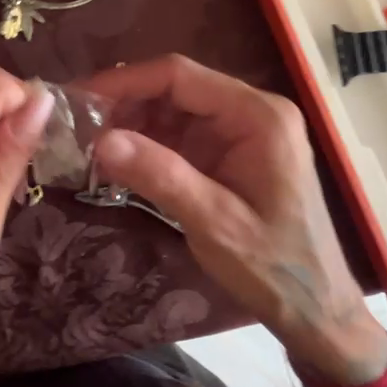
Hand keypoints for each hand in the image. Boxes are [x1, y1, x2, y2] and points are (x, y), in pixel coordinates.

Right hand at [78, 56, 386, 384]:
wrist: (314, 310)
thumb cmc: (273, 266)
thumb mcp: (214, 221)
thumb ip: (160, 176)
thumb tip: (100, 140)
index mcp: (257, 116)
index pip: (179, 76)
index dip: (123, 82)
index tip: (76, 100)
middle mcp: (250, 113)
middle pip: (173, 88)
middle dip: (122, 103)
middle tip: (73, 126)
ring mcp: (239, 134)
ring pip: (171, 110)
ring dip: (129, 124)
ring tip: (85, 144)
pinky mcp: (228, 156)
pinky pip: (179, 136)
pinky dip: (145, 145)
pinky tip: (114, 162)